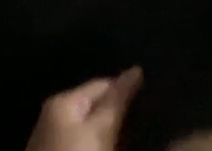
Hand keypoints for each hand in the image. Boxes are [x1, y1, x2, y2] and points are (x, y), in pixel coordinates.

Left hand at [25, 68, 142, 150]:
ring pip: (93, 131)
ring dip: (113, 135)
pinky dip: (101, 147)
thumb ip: (117, 101)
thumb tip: (136, 69)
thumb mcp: (99, 132)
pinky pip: (85, 146)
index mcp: (63, 103)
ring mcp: (57, 143)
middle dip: (121, 115)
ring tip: (140, 137)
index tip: (154, 99)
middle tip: (151, 119)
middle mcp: (57, 117)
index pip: (104, 84)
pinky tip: (116, 149)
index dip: (128, 89)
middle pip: (97, 107)